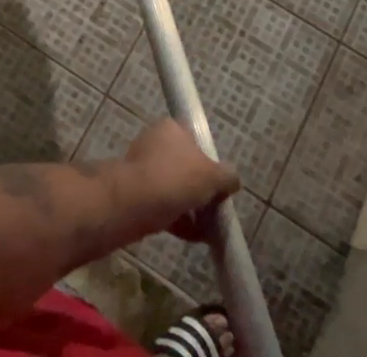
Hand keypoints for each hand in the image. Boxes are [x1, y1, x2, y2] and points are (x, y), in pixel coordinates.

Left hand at [123, 119, 239, 241]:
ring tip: (209, 228)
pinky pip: (164, 205)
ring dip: (191, 207)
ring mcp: (143, 168)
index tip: (219, 179)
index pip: (194, 137)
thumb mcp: (214, 176)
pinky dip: (179, 220)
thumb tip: (231, 179)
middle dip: (201, 188)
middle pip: (185, 165)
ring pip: (174, 187)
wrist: (135, 203)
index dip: (209, 158)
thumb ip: (228, 176)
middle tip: (216, 206)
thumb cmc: (177, 178)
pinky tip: (196, 236)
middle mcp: (154, 143)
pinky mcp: (137, 193)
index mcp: (171, 128)